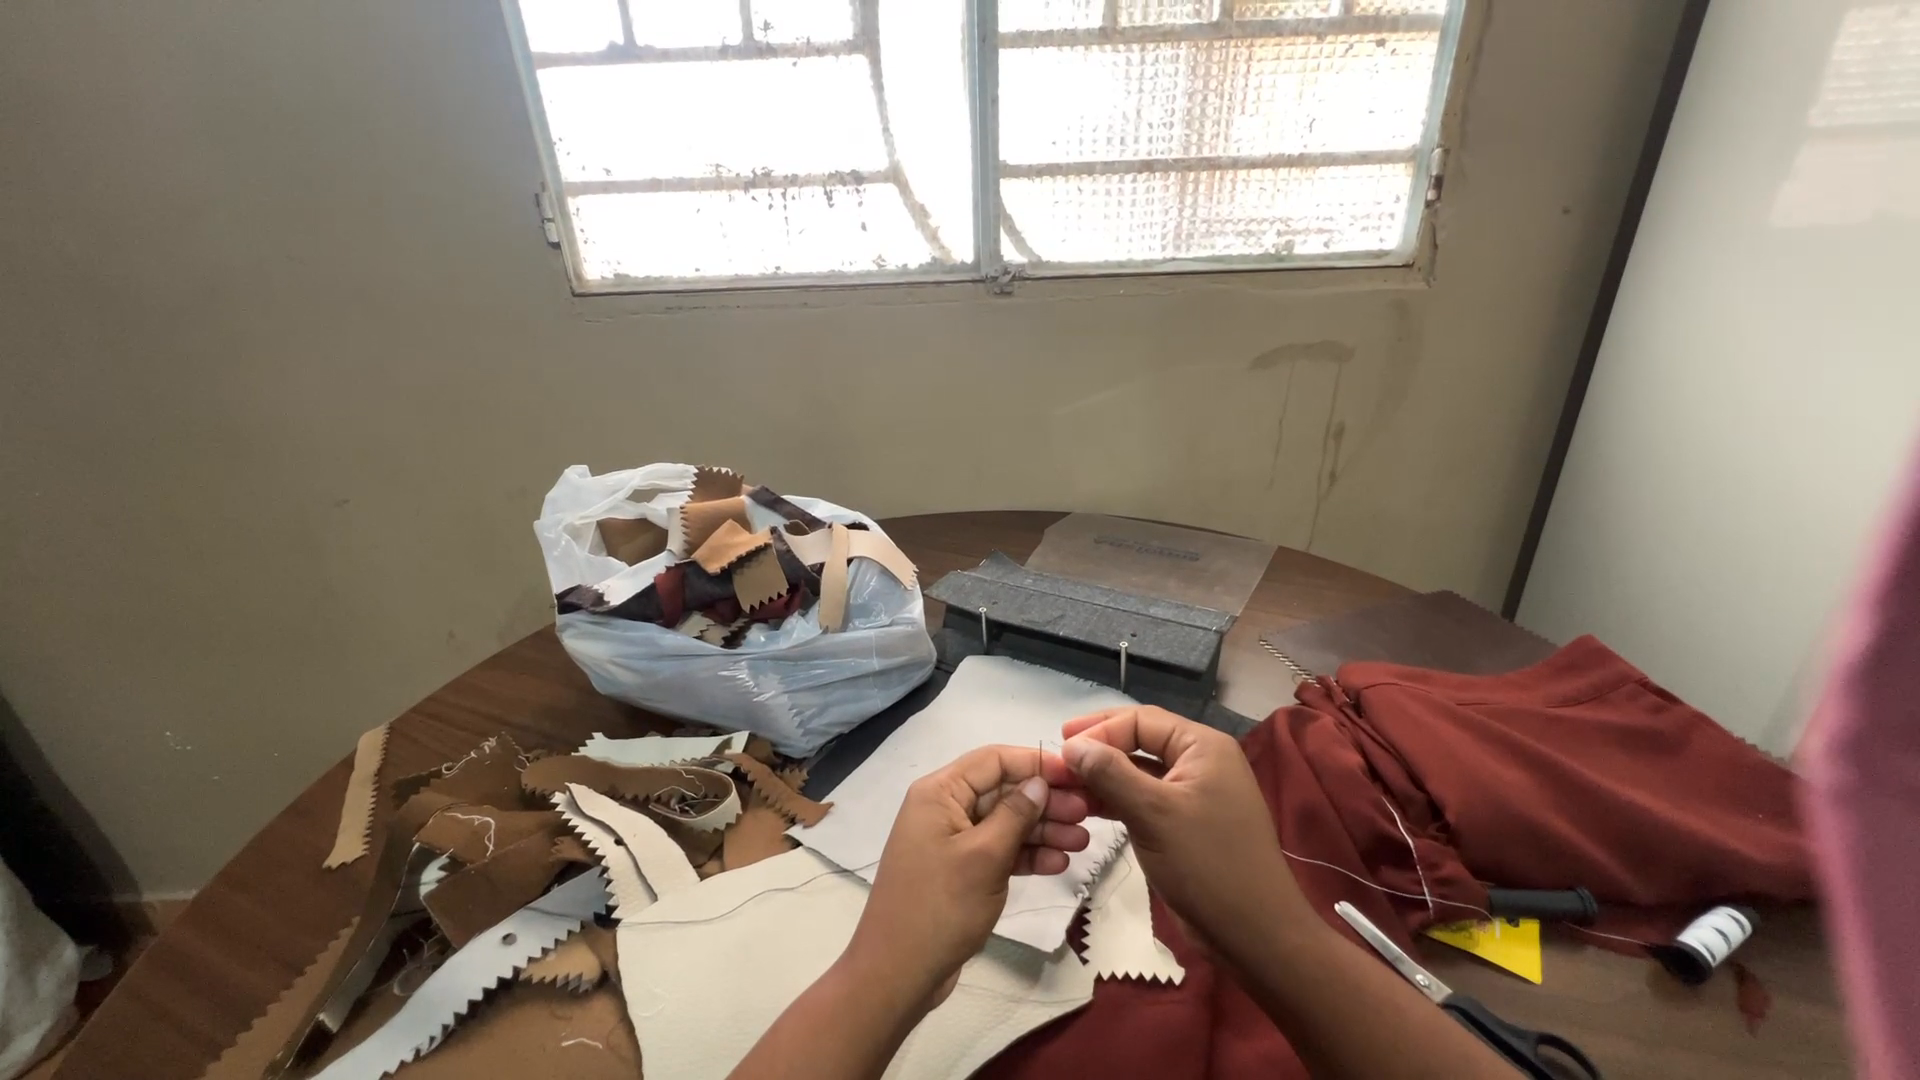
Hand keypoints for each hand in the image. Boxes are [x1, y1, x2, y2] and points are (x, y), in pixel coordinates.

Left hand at [842, 746, 1090, 1006]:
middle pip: (1002, 791)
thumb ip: (1015, 814)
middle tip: (1087, 813)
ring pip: (1005, 822)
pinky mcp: (961, 870)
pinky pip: (999, 851)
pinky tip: (1059, 863)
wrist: (898, 973)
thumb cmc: (940, 906)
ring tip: (1082, 842)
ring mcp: (952, 840)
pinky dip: (1027, 855)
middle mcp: (944, 808)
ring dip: (1043, 830)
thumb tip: (1038, 782)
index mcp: (939, 792)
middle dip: (1045, 801)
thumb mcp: (984, 856)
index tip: (1076, 774)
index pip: (993, 760)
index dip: (1035, 763)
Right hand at [1059, 707, 1318, 951]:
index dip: (1099, 729)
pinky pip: (1145, 798)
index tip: (1061, 745)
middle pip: (1140, 741)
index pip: (1141, 720)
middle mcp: (1200, 762)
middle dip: (1100, 749)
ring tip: (1067, 785)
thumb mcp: (1153, 813)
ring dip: (1104, 775)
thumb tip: (1072, 745)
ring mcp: (1194, 794)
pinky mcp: (1185, 823)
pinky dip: (1117, 799)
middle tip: (1060, 758)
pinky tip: (1088, 808)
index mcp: (1203, 747)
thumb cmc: (1206, 864)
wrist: (1254, 935)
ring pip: (1140, 771)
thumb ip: (1110, 773)